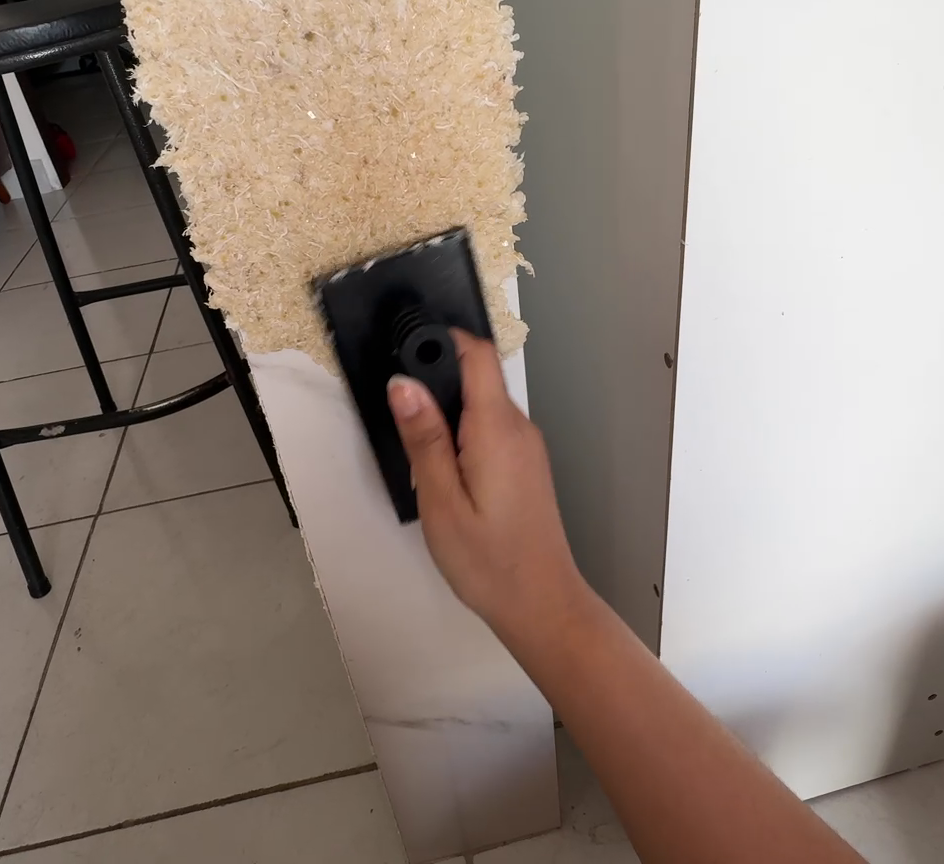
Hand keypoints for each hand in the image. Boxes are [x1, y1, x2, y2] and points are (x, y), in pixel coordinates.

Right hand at [386, 330, 588, 638]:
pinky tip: (446, 469)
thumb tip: (403, 383)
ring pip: (483, 404)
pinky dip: (465, 432)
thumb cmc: (488, 560)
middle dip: (438, 380)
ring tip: (420, 451)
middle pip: (479, 377)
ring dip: (449, 411)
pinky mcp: (526, 463)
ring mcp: (527, 446)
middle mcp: (518, 427)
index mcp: (497, 428)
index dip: (444, 339)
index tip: (408, 347)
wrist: (541, 603)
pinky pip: (492, 428)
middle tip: (402, 414)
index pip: (478, 355)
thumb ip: (424, 437)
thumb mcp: (441, 500)